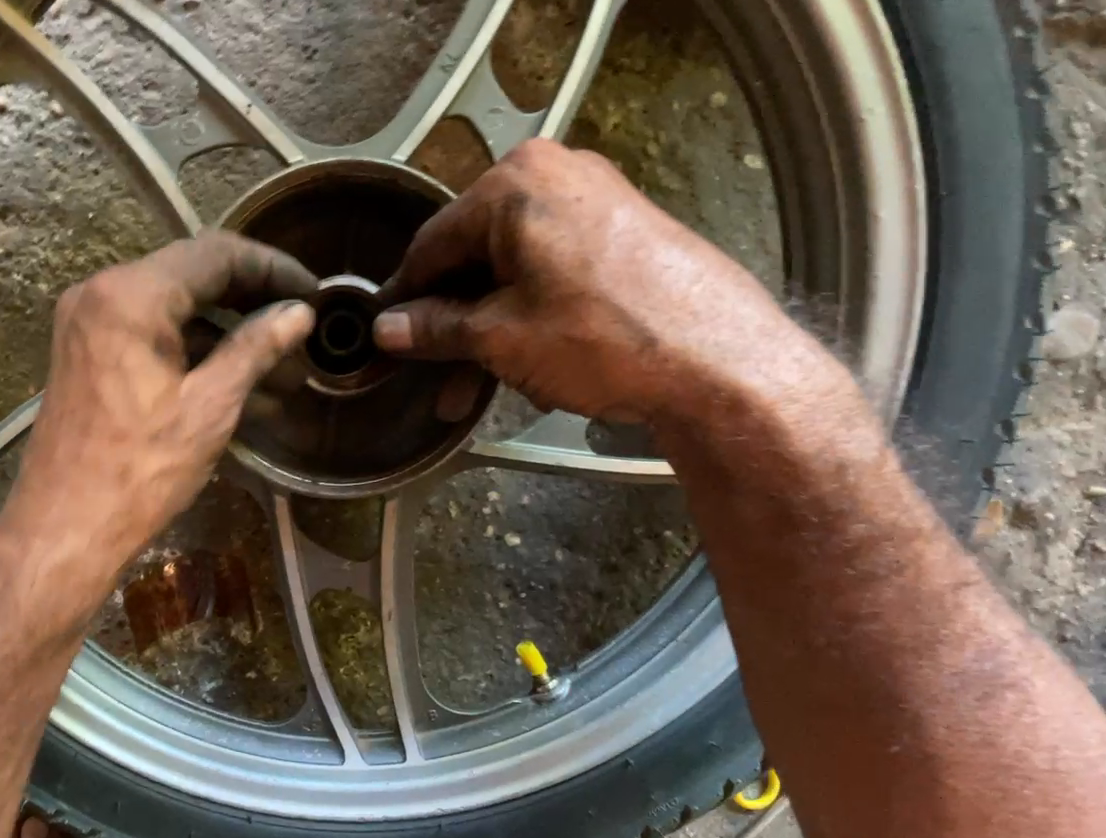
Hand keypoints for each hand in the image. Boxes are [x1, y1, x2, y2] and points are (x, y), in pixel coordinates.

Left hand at [7, 232, 316, 566]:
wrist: (65, 529)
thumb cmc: (141, 470)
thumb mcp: (210, 406)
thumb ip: (256, 348)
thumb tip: (300, 314)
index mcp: (131, 296)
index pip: (215, 255)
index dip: (272, 269)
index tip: (314, 294)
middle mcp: (102, 294)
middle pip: (193, 278)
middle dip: (253, 305)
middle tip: (303, 332)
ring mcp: (89, 326)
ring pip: (175, 313)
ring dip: (229, 338)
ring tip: (285, 374)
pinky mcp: (88, 358)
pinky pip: (152, 341)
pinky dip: (196, 357)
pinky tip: (243, 389)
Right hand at [372, 139, 830, 424]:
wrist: (718, 361)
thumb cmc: (602, 338)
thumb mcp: (500, 338)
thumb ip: (434, 328)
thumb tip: (387, 328)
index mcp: (514, 184)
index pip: (431, 243)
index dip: (404, 298)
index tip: (387, 338)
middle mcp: (555, 177)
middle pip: (473, 257)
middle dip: (450, 324)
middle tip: (433, 377)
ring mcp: (593, 203)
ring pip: (511, 272)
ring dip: (486, 332)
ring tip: (472, 392)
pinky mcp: (621, 235)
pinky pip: (549, 274)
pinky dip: (526, 317)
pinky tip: (519, 367)